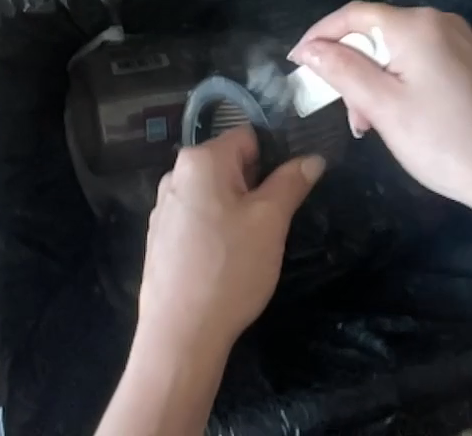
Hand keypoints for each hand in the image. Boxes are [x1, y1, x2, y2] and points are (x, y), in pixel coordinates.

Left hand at [134, 126, 323, 357]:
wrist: (179, 335)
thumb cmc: (229, 268)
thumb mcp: (271, 221)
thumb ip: (292, 182)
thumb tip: (312, 157)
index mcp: (200, 159)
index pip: (248, 137)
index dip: (274, 158)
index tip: (289, 189)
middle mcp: (175, 174)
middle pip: (229, 165)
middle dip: (255, 187)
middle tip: (273, 223)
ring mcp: (163, 207)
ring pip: (213, 194)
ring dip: (235, 210)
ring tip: (250, 247)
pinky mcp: (159, 238)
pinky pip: (196, 219)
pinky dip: (215, 231)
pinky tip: (224, 263)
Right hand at [290, 2, 471, 209]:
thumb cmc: (444, 142)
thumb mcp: (382, 107)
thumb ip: (341, 70)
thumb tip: (308, 48)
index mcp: (416, 24)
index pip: (353, 15)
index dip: (319, 35)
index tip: (295, 65)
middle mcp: (439, 21)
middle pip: (375, 32)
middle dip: (351, 67)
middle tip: (345, 112)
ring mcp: (459, 41)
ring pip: (396, 50)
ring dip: (373, 81)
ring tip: (370, 124)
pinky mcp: (470, 63)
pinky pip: (419, 60)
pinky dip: (398, 83)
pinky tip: (398, 117)